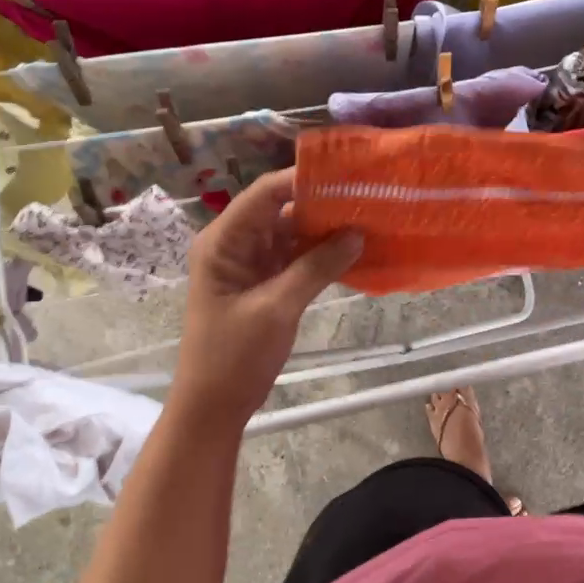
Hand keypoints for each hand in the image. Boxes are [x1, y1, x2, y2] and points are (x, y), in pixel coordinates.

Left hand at [174, 169, 361, 427]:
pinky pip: (297, 256)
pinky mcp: (266, 282)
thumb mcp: (277, 308)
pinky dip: (322, 253)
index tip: (349, 176)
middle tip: (368, 197)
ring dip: (326, 228)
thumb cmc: (234, 356)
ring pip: (293, 232)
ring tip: (369, 218)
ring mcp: (251, 263)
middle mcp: (235, 243)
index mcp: (224, 241)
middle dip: (323, 203)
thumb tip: (357, 234)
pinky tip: (355, 249)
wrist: (213, 406)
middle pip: (281, 208)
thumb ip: (316, 267)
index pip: (265, 193)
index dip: (304, 180)